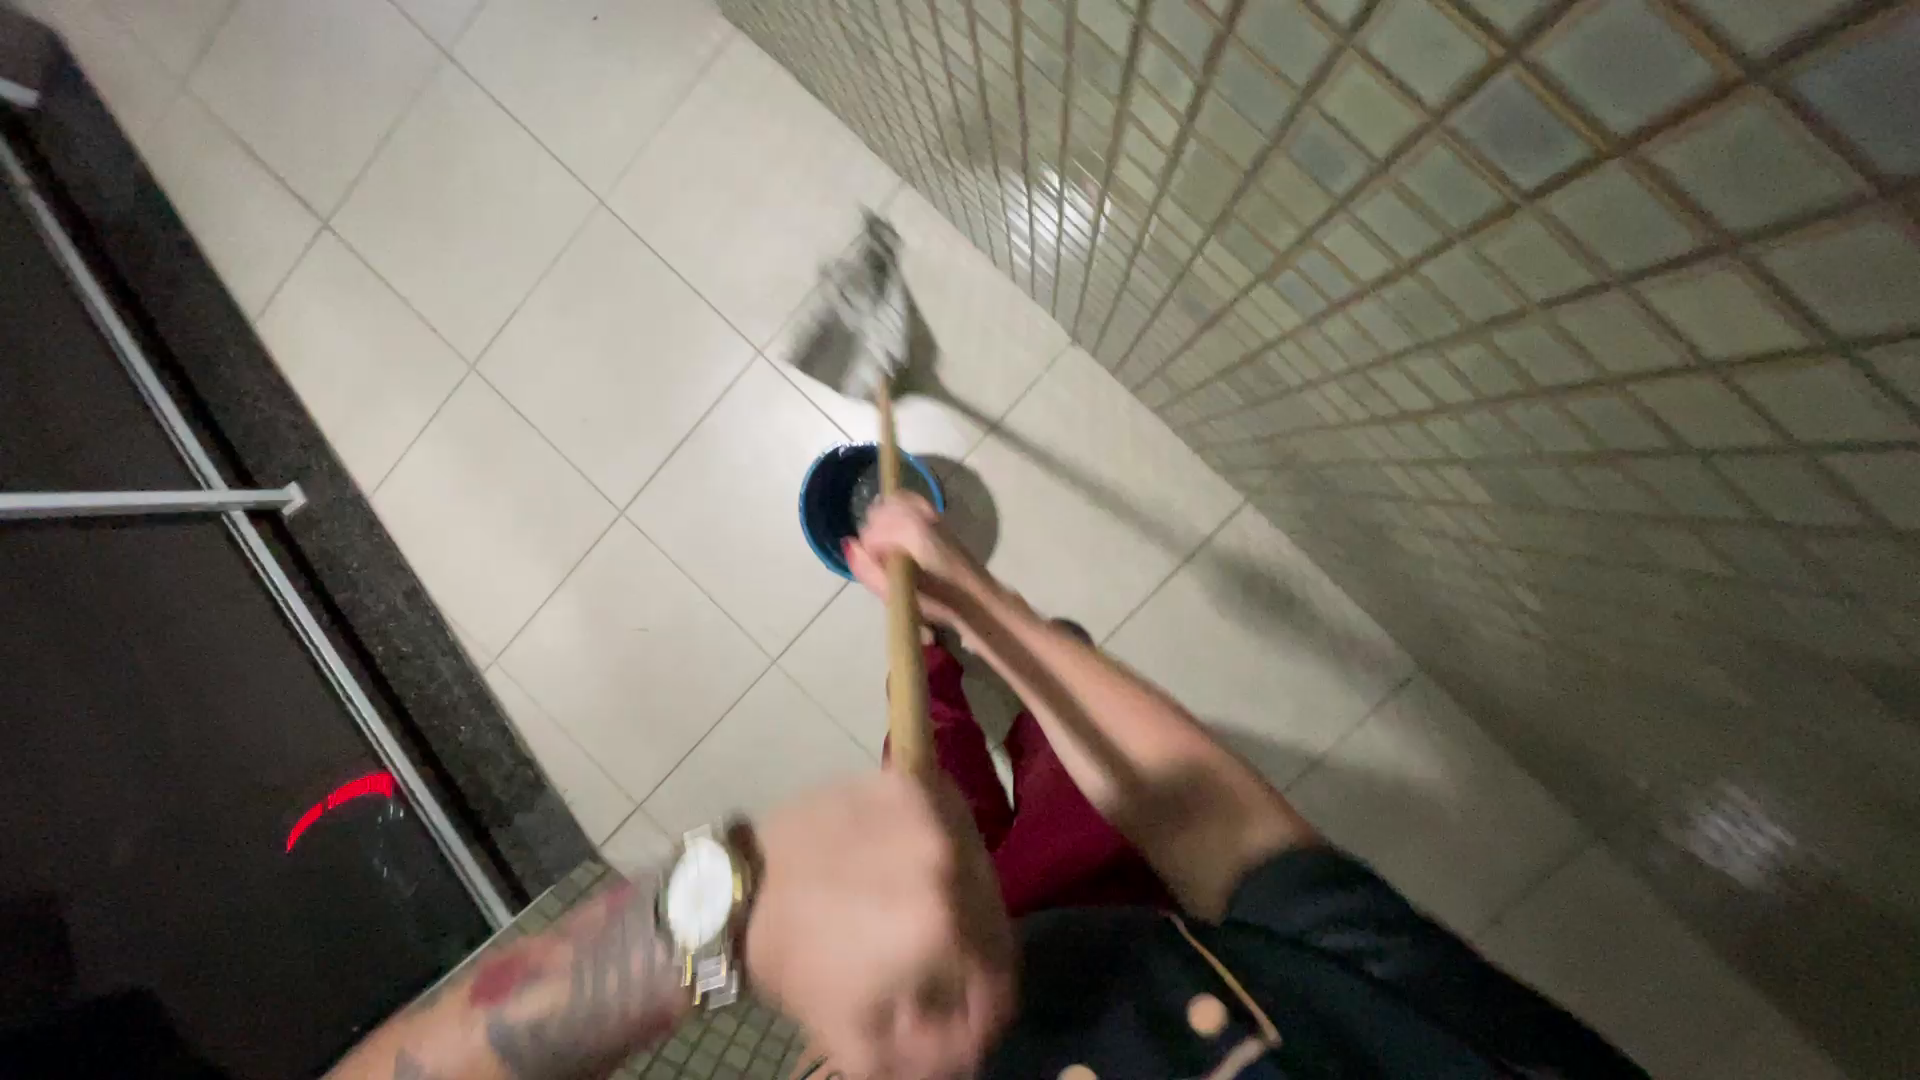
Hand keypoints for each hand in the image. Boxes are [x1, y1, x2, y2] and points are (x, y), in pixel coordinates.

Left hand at [744, 771, 1015, 1079]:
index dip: (982, 1008)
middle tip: (934, 969)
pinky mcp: (914, 780)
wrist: (744, 883)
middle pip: (994, 920)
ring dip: (962, 903)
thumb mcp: (859, 1040)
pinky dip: (946, 853)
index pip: (1001, 976)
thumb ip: (935, 1056)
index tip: (956, 1013)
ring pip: (979, 870)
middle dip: (970, 956)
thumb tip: (978, 1046)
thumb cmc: (798, 960)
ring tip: (921, 919)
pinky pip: (956, 827)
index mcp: (943, 922)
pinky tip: (913, 870)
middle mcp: (951, 856)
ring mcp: (933, 810)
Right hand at [842, 494, 989, 627]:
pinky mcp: (936, 513)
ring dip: (884, 521)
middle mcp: (921, 515)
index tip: (879, 568)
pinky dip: (897, 509)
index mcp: (912, 532)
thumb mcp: (897, 594)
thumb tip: (849, 545)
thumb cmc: (938, 602)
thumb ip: (867, 569)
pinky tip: (899, 531)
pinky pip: (907, 500)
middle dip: (874, 533)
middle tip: (884, 559)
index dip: (869, 551)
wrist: (976, 598)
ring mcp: (931, 511)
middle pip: (878, 512)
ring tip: (891, 547)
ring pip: (891, 503)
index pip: (871, 531)